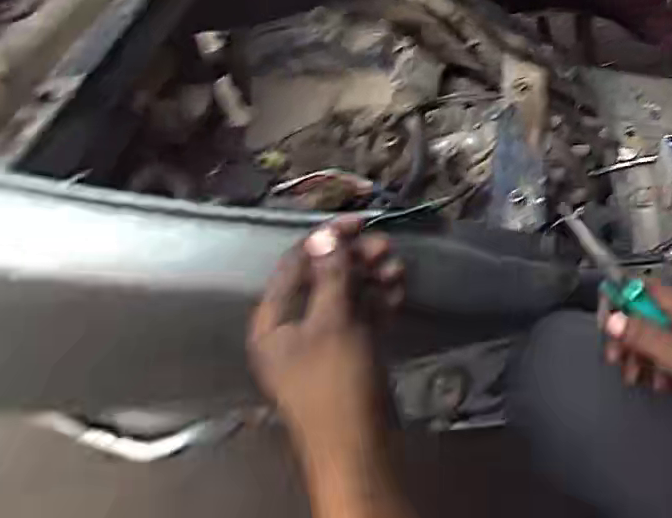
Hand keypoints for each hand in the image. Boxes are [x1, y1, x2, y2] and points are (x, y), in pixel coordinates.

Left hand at [247, 217, 405, 443]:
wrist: (359, 450)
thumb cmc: (336, 383)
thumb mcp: (333, 322)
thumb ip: (329, 274)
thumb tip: (323, 233)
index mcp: (273, 320)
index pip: (296, 262)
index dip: (326, 237)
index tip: (360, 220)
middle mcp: (292, 326)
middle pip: (323, 275)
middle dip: (356, 259)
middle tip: (387, 247)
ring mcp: (319, 340)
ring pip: (345, 293)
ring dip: (371, 277)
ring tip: (398, 270)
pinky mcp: (344, 351)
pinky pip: (358, 314)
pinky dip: (376, 301)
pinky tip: (398, 292)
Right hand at [600, 285, 671, 426]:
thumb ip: (644, 336)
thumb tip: (612, 318)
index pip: (634, 286)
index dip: (616, 305)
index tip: (606, 334)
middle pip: (643, 309)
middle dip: (628, 335)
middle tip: (620, 366)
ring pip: (657, 329)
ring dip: (643, 352)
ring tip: (640, 381)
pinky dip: (662, 360)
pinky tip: (664, 384)